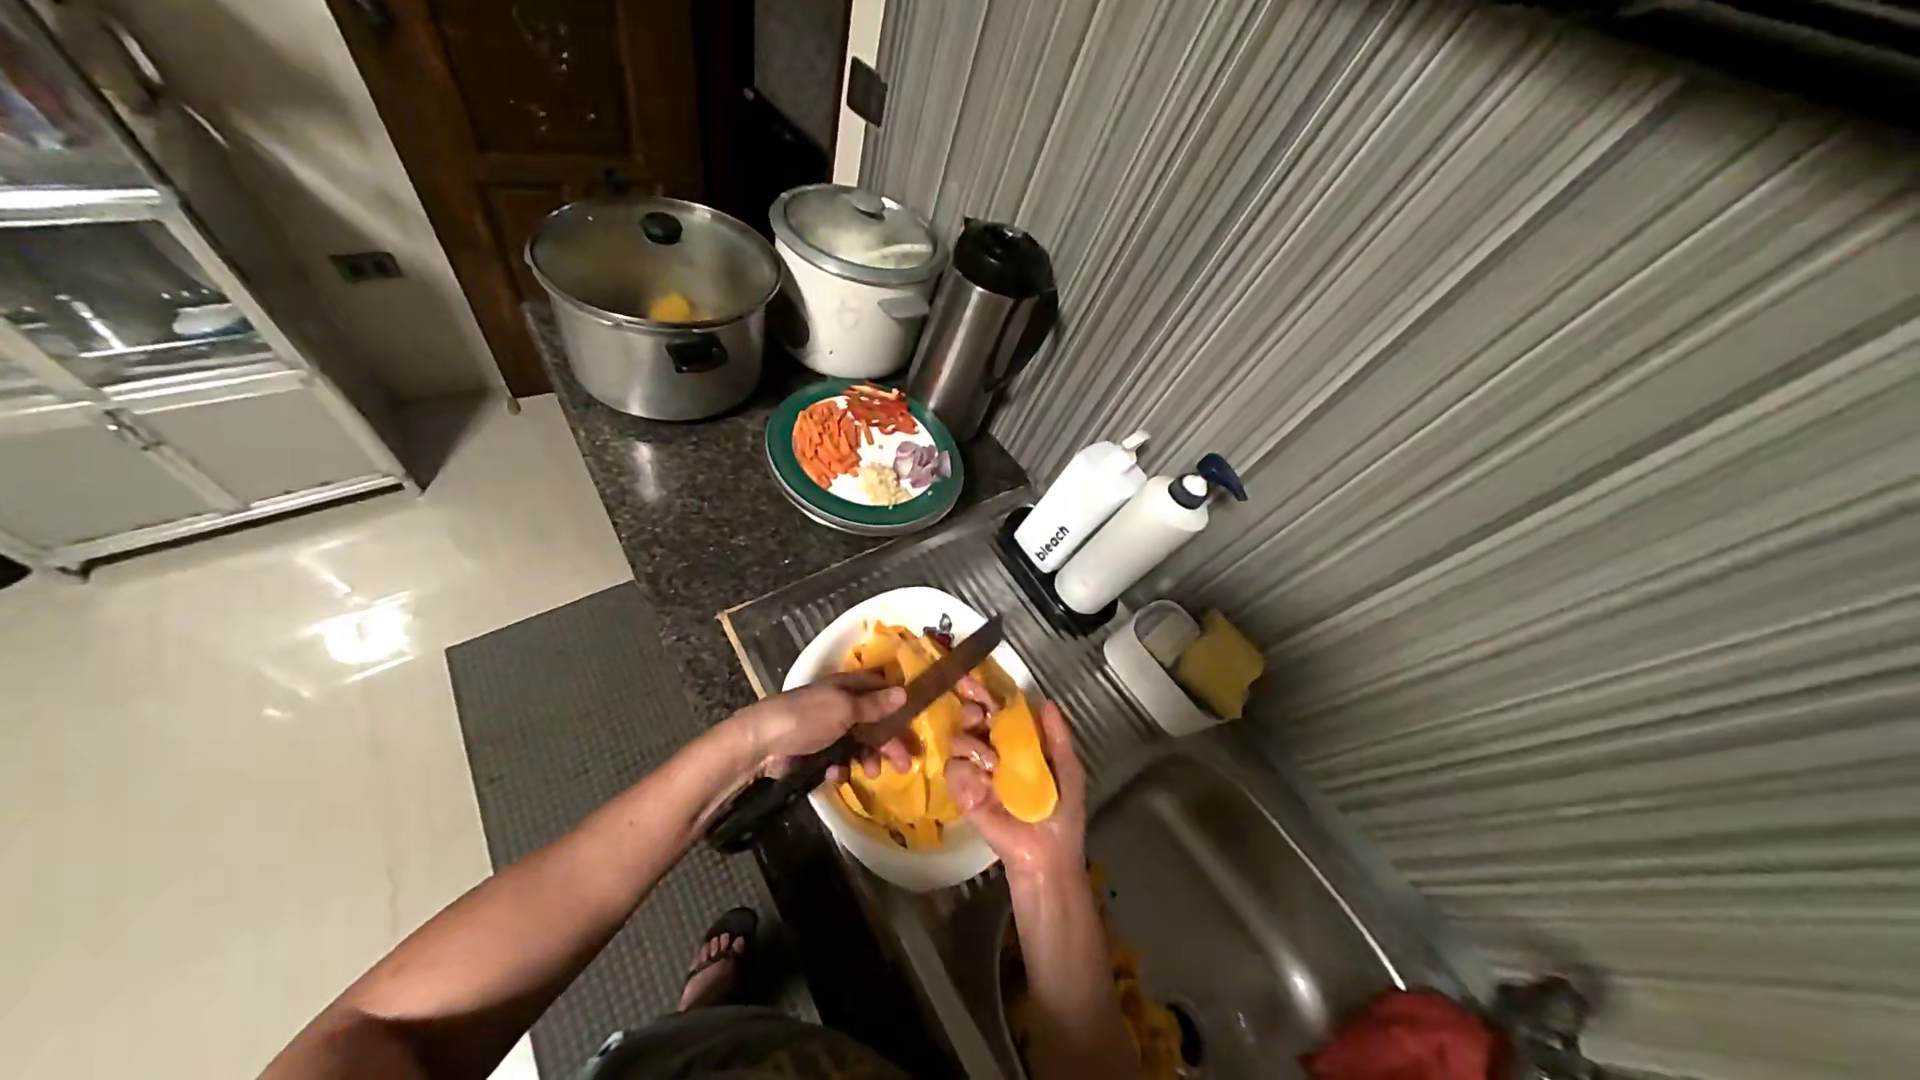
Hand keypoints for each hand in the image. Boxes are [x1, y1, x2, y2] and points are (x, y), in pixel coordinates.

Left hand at [729, 672, 912, 779]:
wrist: (760, 745)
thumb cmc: (806, 718)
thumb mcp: (844, 709)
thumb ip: (875, 705)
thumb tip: (904, 692)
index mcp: (846, 687)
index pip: (880, 689)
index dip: (898, 704)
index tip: (914, 722)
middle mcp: (839, 705)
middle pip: (873, 721)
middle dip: (888, 742)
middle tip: (903, 764)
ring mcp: (826, 729)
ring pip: (858, 743)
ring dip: (867, 759)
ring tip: (870, 774)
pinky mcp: (814, 751)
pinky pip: (837, 759)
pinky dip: (840, 768)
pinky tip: (836, 775)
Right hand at [944, 699, 1087, 884]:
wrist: (1047, 852)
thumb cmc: (1061, 811)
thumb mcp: (1067, 768)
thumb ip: (1057, 735)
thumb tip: (1046, 701)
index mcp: (1015, 743)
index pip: (994, 711)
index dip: (982, 694)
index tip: (970, 680)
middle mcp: (992, 753)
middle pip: (970, 720)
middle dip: (970, 709)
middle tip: (977, 715)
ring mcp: (976, 773)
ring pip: (957, 741)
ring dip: (972, 742)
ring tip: (992, 761)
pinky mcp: (964, 794)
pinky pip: (954, 770)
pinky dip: (966, 770)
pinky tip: (984, 780)